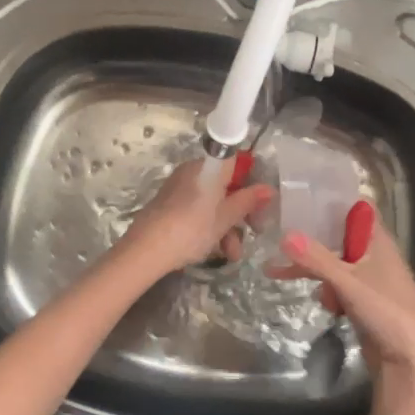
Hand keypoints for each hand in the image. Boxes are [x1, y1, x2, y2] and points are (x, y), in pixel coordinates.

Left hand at [113, 158, 272, 277]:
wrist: (145, 250)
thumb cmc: (190, 230)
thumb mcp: (224, 219)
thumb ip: (247, 201)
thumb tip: (268, 188)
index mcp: (208, 168)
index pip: (237, 160)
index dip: (252, 178)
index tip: (260, 200)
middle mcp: (193, 171)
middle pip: (226, 184)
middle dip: (241, 211)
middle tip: (254, 231)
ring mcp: (180, 187)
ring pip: (213, 201)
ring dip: (227, 226)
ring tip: (232, 254)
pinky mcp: (171, 203)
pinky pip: (198, 208)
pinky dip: (210, 226)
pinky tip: (215, 251)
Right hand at [269, 208, 414, 378]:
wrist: (409, 359)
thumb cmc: (386, 311)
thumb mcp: (348, 282)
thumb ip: (317, 259)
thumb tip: (284, 236)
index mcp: (377, 240)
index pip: (355, 207)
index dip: (332, 200)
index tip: (301, 197)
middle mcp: (375, 254)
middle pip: (339, 236)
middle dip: (312, 239)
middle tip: (279, 235)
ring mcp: (370, 278)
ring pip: (336, 263)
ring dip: (315, 268)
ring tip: (282, 274)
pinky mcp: (365, 300)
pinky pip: (339, 285)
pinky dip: (327, 290)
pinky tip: (323, 304)